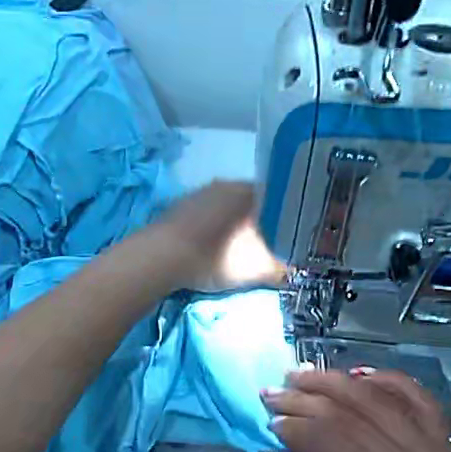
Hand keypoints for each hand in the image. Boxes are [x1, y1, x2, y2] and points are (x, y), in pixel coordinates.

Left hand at [147, 181, 285, 292]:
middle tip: (268, 242)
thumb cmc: (215, 256)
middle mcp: (225, 183)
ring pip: (228, 205)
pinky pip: (208, 212)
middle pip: (252, 200)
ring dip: (236, 222)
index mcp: (248, 190)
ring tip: (241, 246)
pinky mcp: (181, 206)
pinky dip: (216, 225)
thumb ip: (281, 265)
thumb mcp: (258, 268)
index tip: (290, 233)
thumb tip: (290, 267)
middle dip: (261, 220)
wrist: (160, 258)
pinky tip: (214, 244)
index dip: (286, 215)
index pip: (278, 196)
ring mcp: (200, 192)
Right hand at [264, 368, 450, 451]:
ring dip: (340, 383)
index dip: (300, 427)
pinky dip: (391, 381)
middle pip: (359, 419)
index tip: (271, 418)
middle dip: (310, 399)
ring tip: (304, 374)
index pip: (338, 449)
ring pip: (385, 404)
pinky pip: (422, 404)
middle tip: (275, 390)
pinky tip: (360, 374)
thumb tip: (293, 438)